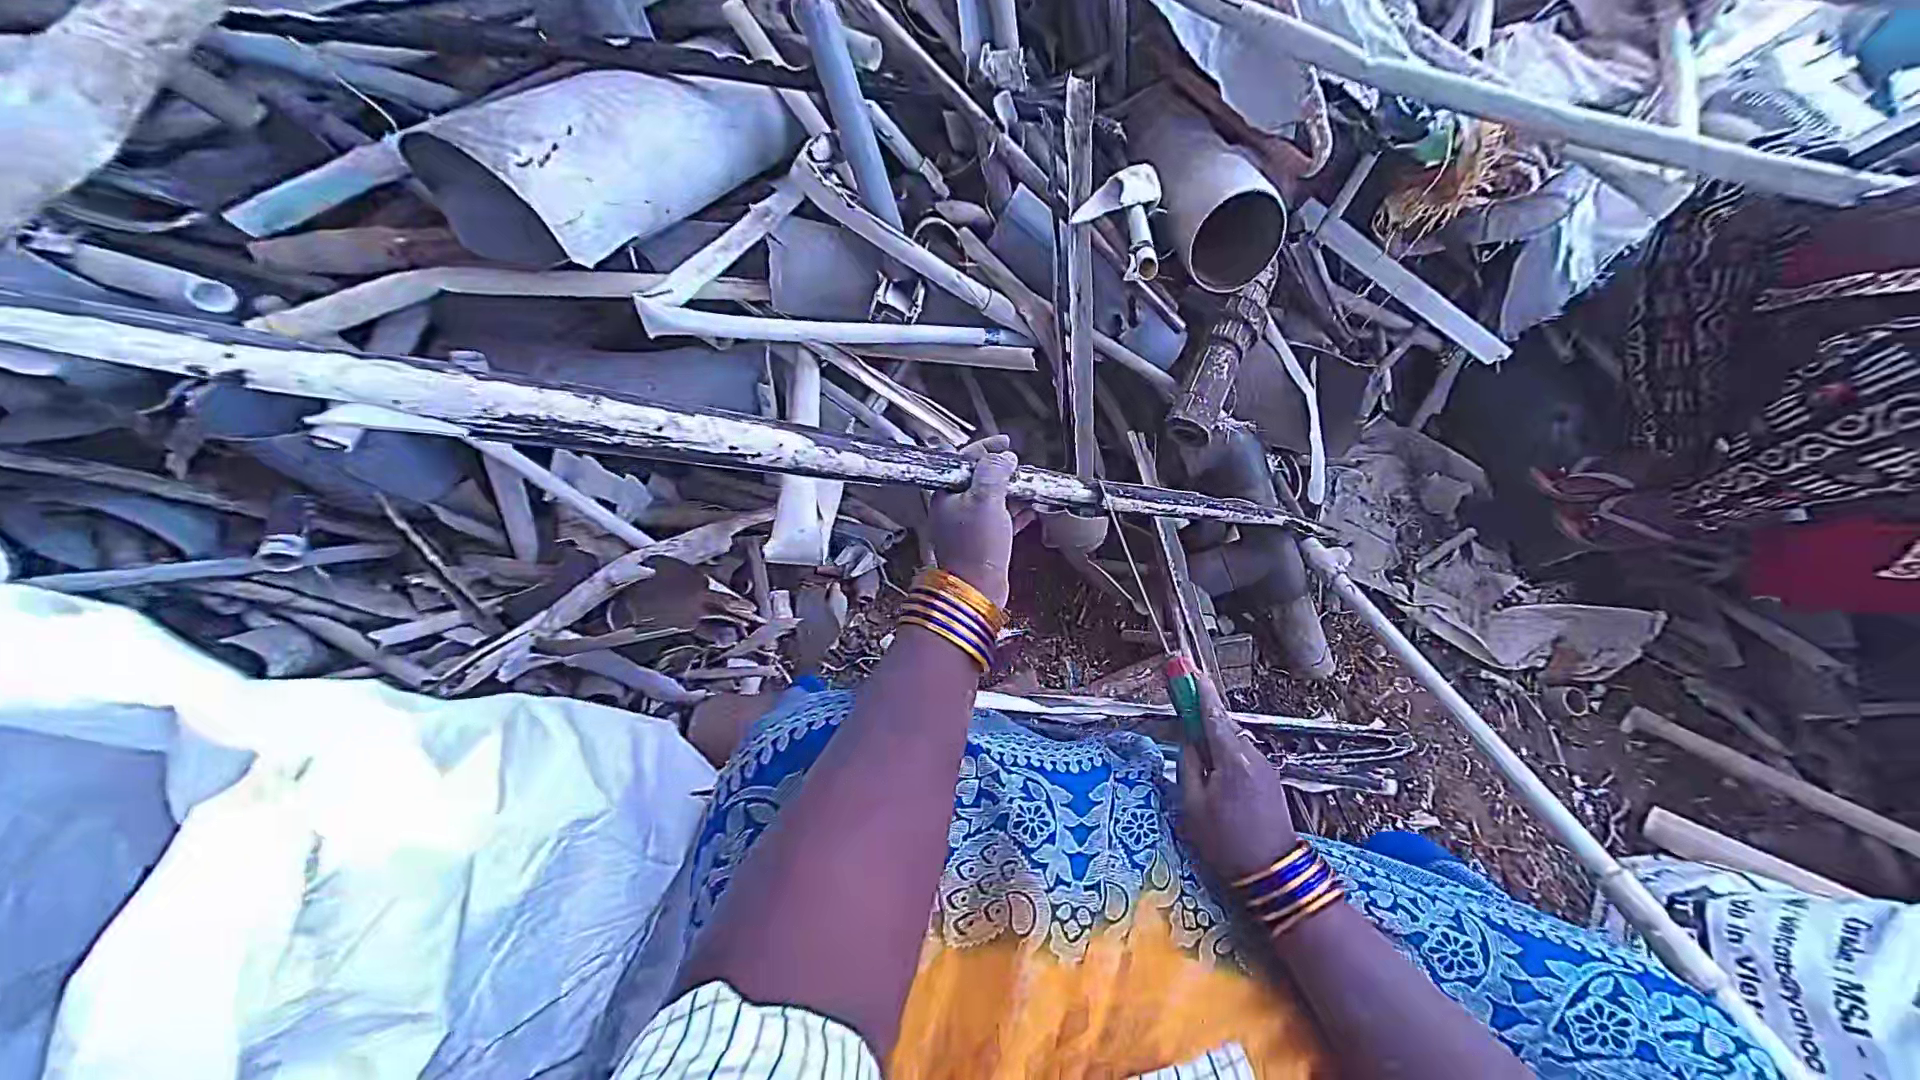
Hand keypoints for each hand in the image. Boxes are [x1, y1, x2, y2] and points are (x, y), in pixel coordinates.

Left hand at [927, 435, 1016, 607]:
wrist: (976, 589)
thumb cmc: (974, 549)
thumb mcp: (986, 499)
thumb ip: (994, 472)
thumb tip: (1003, 457)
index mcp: (946, 493)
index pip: (964, 460)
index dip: (986, 448)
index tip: (1004, 444)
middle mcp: (953, 508)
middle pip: (980, 479)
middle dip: (1004, 473)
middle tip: (1021, 471)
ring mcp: (967, 525)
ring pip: (993, 499)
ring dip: (1013, 493)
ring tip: (1031, 490)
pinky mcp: (981, 541)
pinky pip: (1000, 519)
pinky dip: (1016, 512)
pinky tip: (1030, 511)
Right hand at [1178, 673, 1299, 881]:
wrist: (1274, 873)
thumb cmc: (1226, 842)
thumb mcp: (1192, 805)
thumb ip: (1187, 766)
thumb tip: (1188, 742)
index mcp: (1231, 760)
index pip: (1212, 714)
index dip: (1198, 690)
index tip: (1188, 669)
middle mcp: (1252, 756)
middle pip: (1222, 725)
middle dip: (1202, 717)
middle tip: (1182, 710)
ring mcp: (1264, 767)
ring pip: (1231, 742)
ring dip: (1213, 740)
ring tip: (1197, 759)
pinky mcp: (1269, 779)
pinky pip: (1240, 756)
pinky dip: (1224, 755)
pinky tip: (1215, 774)